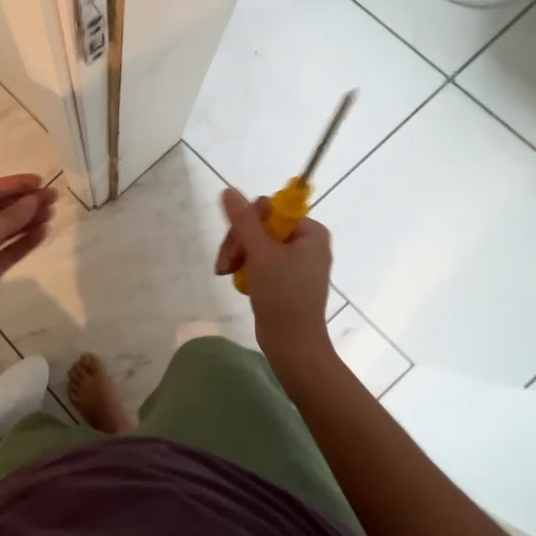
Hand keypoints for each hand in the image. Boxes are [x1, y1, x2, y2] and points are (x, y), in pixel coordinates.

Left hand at [0, 174, 56, 341]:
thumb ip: (7, 218)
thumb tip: (33, 200)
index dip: (12, 184)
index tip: (39, 181)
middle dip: (23, 201)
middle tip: (53, 197)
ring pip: (6, 230)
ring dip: (27, 219)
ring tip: (52, 212)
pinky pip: (9, 250)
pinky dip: (25, 241)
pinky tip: (43, 232)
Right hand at [215, 188, 333, 358]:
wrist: (293, 344)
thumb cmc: (283, 296)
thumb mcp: (261, 254)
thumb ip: (243, 220)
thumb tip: (228, 190)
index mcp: (310, 231)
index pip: (268, 209)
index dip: (246, 224)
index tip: (236, 248)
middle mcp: (306, 241)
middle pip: (259, 225)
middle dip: (238, 244)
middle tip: (225, 266)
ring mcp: (295, 260)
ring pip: (254, 242)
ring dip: (237, 256)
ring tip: (227, 274)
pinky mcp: (285, 276)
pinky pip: (259, 259)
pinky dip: (245, 268)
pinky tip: (241, 283)